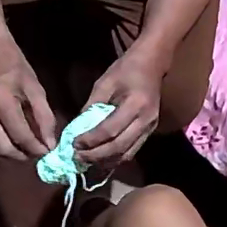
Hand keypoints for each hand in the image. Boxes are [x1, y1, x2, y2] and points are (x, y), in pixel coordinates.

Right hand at [0, 38, 56, 160]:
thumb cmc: (13, 66)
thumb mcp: (35, 88)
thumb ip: (44, 117)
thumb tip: (49, 144)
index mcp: (0, 99)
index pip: (20, 136)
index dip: (36, 148)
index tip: (47, 152)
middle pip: (2, 148)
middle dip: (22, 155)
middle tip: (35, 152)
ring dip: (9, 153)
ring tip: (23, 147)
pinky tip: (7, 138)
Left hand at [73, 49, 165, 166]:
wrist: (152, 65)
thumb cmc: (126, 70)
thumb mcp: (104, 83)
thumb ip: (92, 107)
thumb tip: (77, 129)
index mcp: (135, 104)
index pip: (110, 130)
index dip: (91, 140)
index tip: (74, 144)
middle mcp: (145, 120)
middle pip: (119, 147)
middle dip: (96, 156)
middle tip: (77, 158)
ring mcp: (150, 129)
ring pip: (126, 154)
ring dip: (105, 161)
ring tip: (87, 162)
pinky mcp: (149, 133)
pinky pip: (131, 151)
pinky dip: (114, 158)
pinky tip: (101, 159)